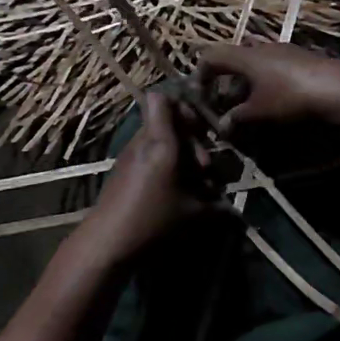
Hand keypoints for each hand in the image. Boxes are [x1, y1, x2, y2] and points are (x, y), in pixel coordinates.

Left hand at [76, 93, 216, 260]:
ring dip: (178, 154)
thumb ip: (214, 207)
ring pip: (158, 140)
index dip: (183, 107)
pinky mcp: (123, 171)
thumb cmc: (152, 219)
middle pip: (166, 121)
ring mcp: (130, 156)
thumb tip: (232, 210)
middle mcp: (143, 142)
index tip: (201, 130)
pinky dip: (164, 166)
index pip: (162, 99)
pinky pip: (148, 156)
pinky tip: (174, 192)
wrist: (107, 241)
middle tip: (203, 167)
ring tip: (193, 183)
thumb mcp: (191, 214)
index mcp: (161, 142)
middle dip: (190, 139)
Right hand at [199, 43, 339, 133]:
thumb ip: (237, 118)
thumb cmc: (290, 97)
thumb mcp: (259, 111)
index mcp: (246, 56)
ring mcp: (283, 50)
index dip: (201, 75)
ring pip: (255, 63)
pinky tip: (275, 100)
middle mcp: (262, 48)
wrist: (338, 87)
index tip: (200, 95)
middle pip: (234, 59)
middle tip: (225, 103)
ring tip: (249, 105)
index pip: (211, 57)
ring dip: (247, 82)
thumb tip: (221, 128)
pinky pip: (273, 67)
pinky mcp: (301, 58)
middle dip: (226, 81)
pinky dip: (265, 81)